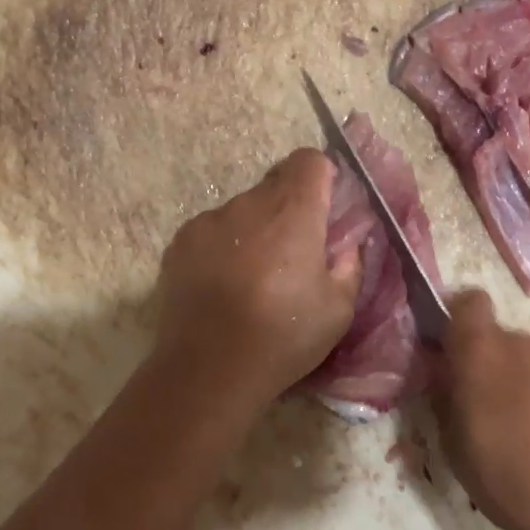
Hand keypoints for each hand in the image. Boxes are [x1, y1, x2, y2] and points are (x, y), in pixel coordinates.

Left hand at [150, 149, 361, 407]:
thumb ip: (349, 265)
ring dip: (254, 230)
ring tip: (254, 278)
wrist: (207, 369)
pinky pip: (211, 231)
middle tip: (295, 253)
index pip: (309, 160)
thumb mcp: (339, 309)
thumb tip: (348, 243)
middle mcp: (248, 204)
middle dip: (289, 208)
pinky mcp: (179, 243)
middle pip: (274, 184)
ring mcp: (208, 221)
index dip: (322, 177)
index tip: (326, 209)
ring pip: (241, 210)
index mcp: (293, 211)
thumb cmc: (283, 336)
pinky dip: (223, 247)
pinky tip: (223, 287)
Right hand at [430, 290, 529, 529]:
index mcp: (482, 352)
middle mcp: (523, 348)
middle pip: (495, 339)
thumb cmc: (511, 477)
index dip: (456, 320)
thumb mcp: (454, 447)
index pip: (468, 303)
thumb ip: (445, 401)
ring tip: (510, 440)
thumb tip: (444, 378)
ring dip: (511, 388)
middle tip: (472, 409)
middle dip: (481, 364)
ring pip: (523, 366)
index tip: (446, 353)